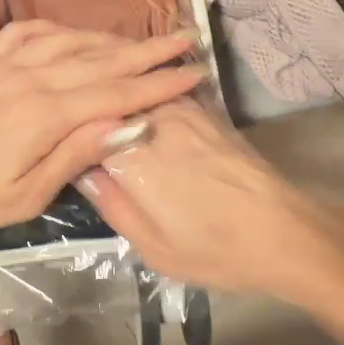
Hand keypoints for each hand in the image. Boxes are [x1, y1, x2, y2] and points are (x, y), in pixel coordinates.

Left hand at [0, 21, 204, 257]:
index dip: (158, 84)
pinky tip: (77, 34)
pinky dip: (61, 29)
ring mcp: (6, 62)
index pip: (116, 93)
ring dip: (111, 39)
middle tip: (185, 40)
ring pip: (71, 40)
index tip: (193, 73)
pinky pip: (31, 31)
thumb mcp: (30, 193)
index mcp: (45, 113)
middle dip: (147, 51)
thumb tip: (133, 124)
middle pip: (101, 59)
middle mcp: (30, 76)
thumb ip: (80, 153)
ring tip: (142, 42)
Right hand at [78, 100, 343, 301]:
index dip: (68, 136)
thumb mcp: (153, 248)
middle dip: (90, 114)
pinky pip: (162, 96)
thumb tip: (80, 170)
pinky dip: (146, 100)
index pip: (83, 129)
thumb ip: (112, 205)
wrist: (284, 230)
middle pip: (109, 105)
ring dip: (118, 102)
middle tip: (75, 127)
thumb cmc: (215, 249)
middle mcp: (154, 122)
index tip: (59, 144)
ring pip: (135, 96)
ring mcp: (182, 110)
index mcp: (134, 156)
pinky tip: (141, 114)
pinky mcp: (203, 109)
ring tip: (104, 115)